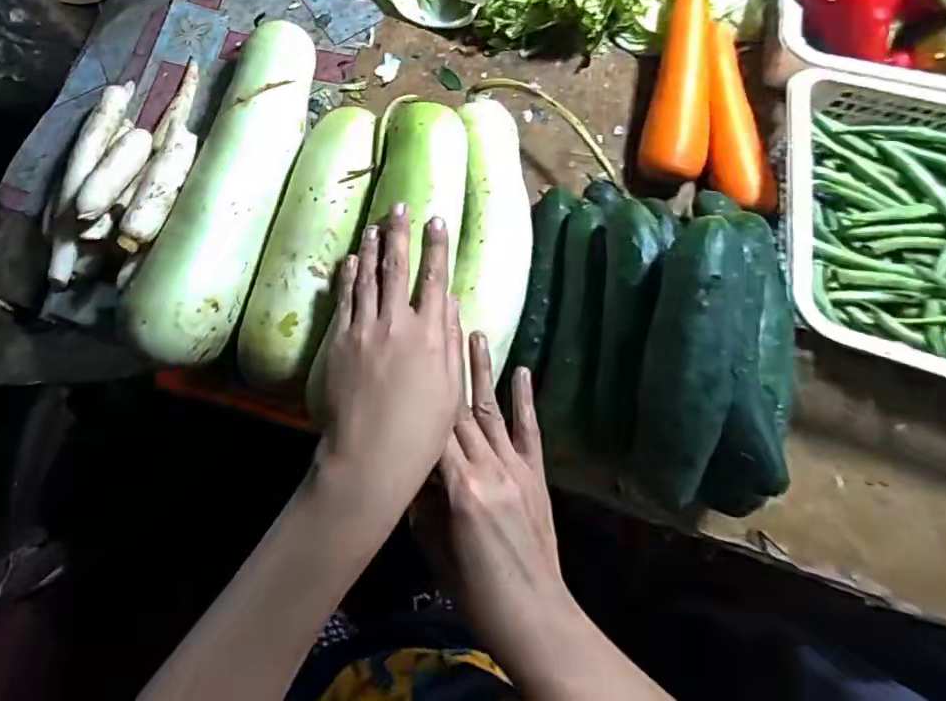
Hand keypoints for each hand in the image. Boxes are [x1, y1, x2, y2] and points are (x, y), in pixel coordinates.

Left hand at [315, 205, 463, 506]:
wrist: (369, 453)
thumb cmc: (421, 430)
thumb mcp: (450, 388)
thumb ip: (450, 340)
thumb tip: (451, 301)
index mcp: (429, 334)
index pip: (435, 279)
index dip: (436, 247)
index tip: (436, 220)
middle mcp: (397, 322)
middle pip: (398, 268)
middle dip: (400, 233)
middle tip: (399, 207)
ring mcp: (365, 328)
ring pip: (368, 277)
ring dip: (371, 248)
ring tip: (374, 226)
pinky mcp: (339, 340)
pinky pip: (345, 299)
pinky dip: (348, 277)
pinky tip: (349, 261)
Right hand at [439, 334, 575, 656]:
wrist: (534, 617)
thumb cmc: (476, 592)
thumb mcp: (435, 549)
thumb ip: (421, 504)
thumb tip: (410, 469)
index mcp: (460, 488)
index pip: (433, 432)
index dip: (419, 396)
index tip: (408, 358)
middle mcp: (488, 467)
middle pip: (459, 411)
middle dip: (445, 368)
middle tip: (435, 328)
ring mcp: (516, 468)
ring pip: (492, 409)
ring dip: (481, 370)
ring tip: (473, 332)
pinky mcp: (536, 476)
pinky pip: (528, 432)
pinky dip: (524, 400)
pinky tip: (521, 370)